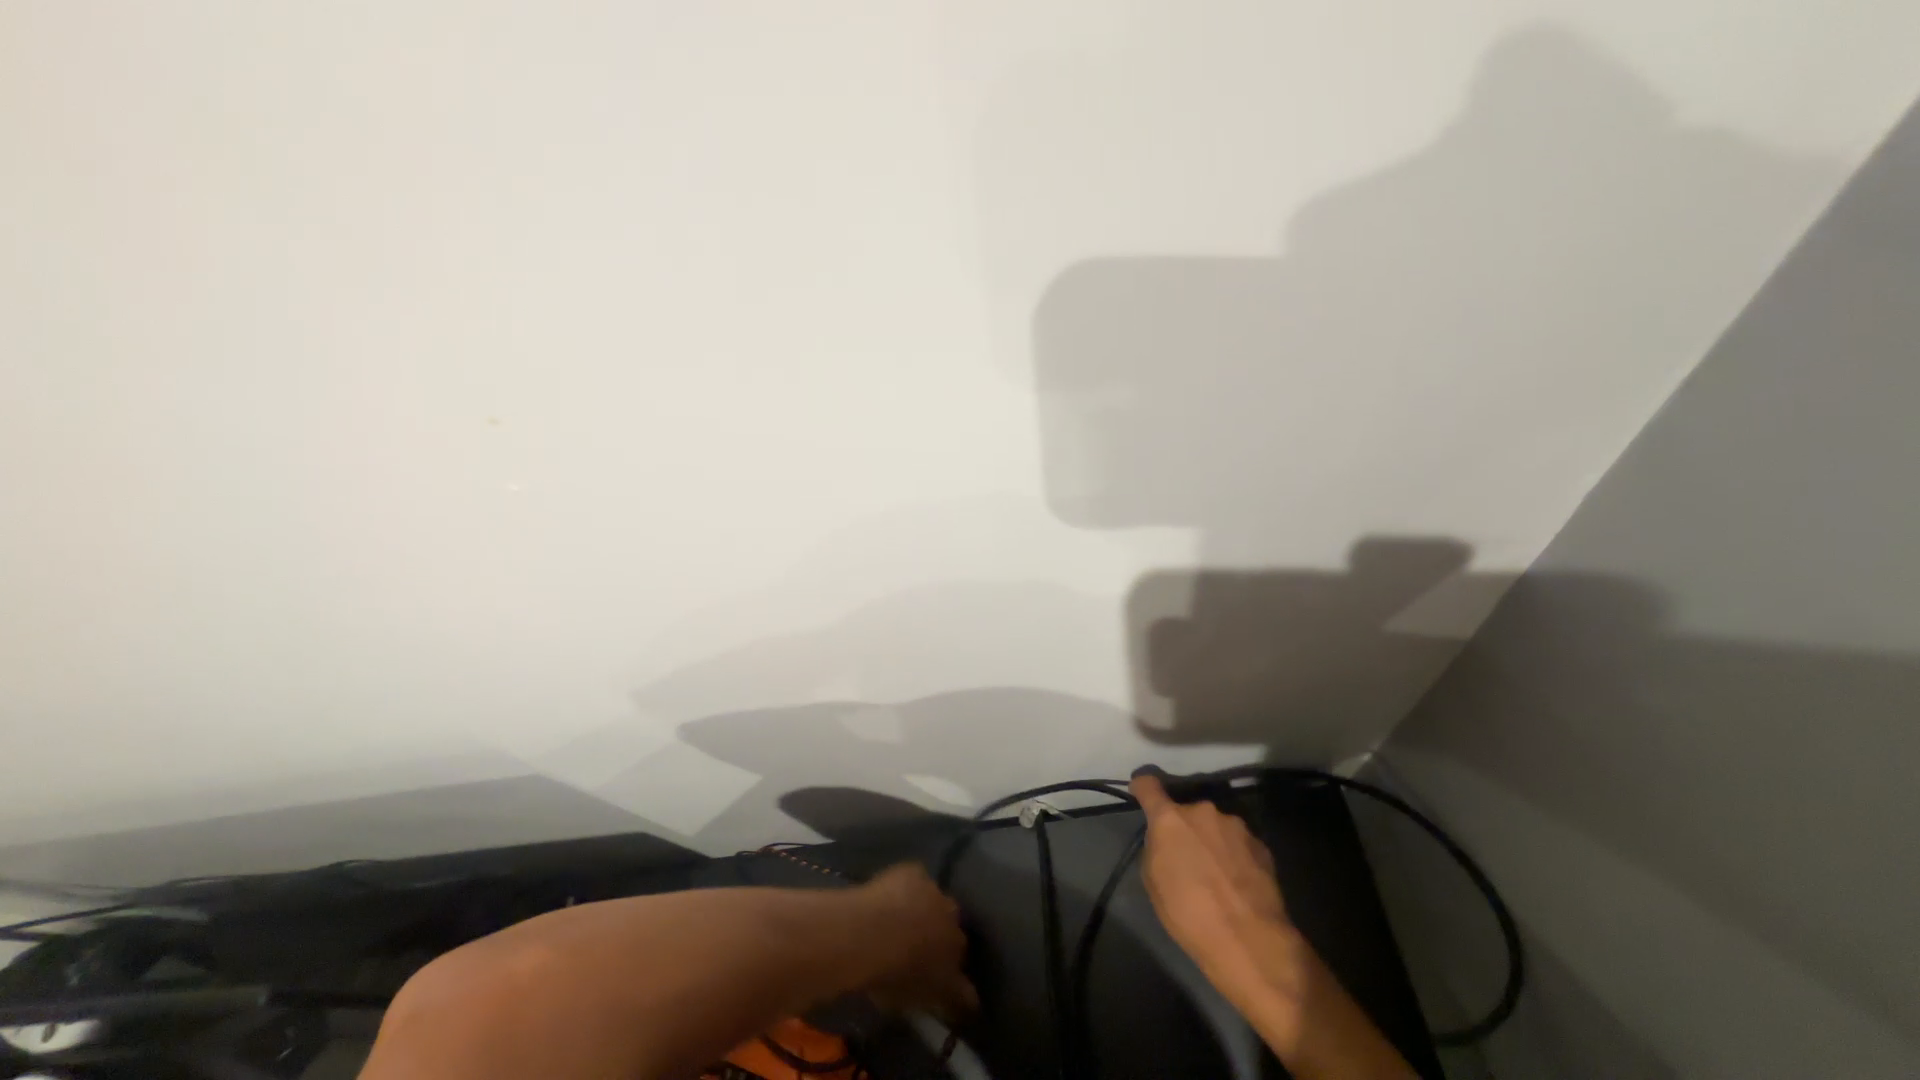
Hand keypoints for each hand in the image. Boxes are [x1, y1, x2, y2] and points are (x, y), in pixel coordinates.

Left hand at [855, 863, 977, 1019]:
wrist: (869, 934)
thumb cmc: (895, 974)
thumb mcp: (925, 997)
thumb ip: (951, 998)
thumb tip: (973, 1001)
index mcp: (959, 949)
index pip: (960, 958)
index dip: (947, 964)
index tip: (934, 972)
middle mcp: (954, 917)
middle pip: (950, 925)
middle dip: (938, 933)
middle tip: (916, 944)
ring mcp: (935, 892)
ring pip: (934, 900)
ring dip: (923, 908)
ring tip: (899, 920)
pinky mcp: (914, 872)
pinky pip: (915, 879)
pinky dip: (907, 886)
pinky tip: (891, 895)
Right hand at [1131, 773, 1293, 975]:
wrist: (1248, 938)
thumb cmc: (1188, 913)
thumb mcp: (1154, 881)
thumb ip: (1157, 848)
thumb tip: (1167, 841)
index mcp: (1170, 819)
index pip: (1148, 785)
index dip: (1142, 787)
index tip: (1140, 792)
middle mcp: (1203, 812)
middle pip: (1187, 812)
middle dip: (1184, 829)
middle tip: (1187, 858)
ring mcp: (1236, 825)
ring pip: (1215, 826)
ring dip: (1211, 841)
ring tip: (1217, 875)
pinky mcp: (1261, 843)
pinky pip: (1238, 842)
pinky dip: (1234, 855)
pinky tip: (1237, 883)